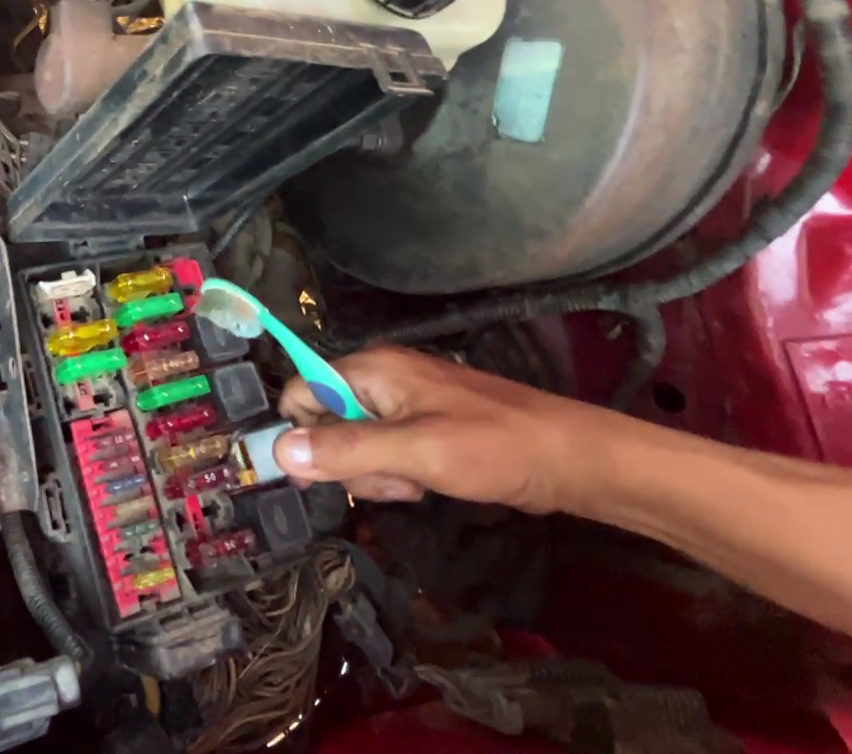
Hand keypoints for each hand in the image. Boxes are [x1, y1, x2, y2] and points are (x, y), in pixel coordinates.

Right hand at [271, 346, 616, 512]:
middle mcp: (379, 377)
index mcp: (371, 369)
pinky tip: (424, 482)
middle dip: (346, 459)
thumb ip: (345, 450)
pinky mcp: (421, 423)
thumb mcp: (414, 452)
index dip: (301, 433)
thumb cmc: (494, 447)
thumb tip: (278, 450)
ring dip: (373, 471)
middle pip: (325, 419)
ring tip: (413, 482)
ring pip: (354, 440)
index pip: (301, 391)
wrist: (573, 460)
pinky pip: (383, 448)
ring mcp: (402, 400)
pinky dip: (395, 471)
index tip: (317, 476)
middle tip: (387, 479)